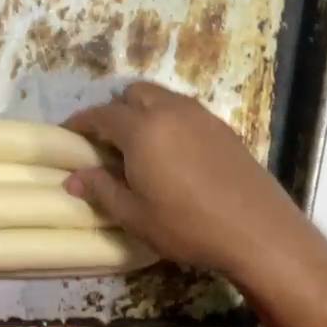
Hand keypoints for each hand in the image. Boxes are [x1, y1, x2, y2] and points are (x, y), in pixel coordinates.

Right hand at [63, 82, 319, 280]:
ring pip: (162, 99)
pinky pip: (185, 112)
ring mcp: (202, 118)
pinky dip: (168, 121)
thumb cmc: (187, 226)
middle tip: (104, 141)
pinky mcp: (224, 130)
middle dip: (114, 110)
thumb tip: (74, 179)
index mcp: (143, 131)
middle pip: (134, 94)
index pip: (102, 115)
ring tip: (136, 146)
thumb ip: (101, 190)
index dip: (81, 122)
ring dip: (142, 112)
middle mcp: (171, 113)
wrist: (258, 232)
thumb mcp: (134, 215)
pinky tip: (169, 154)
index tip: (67, 134)